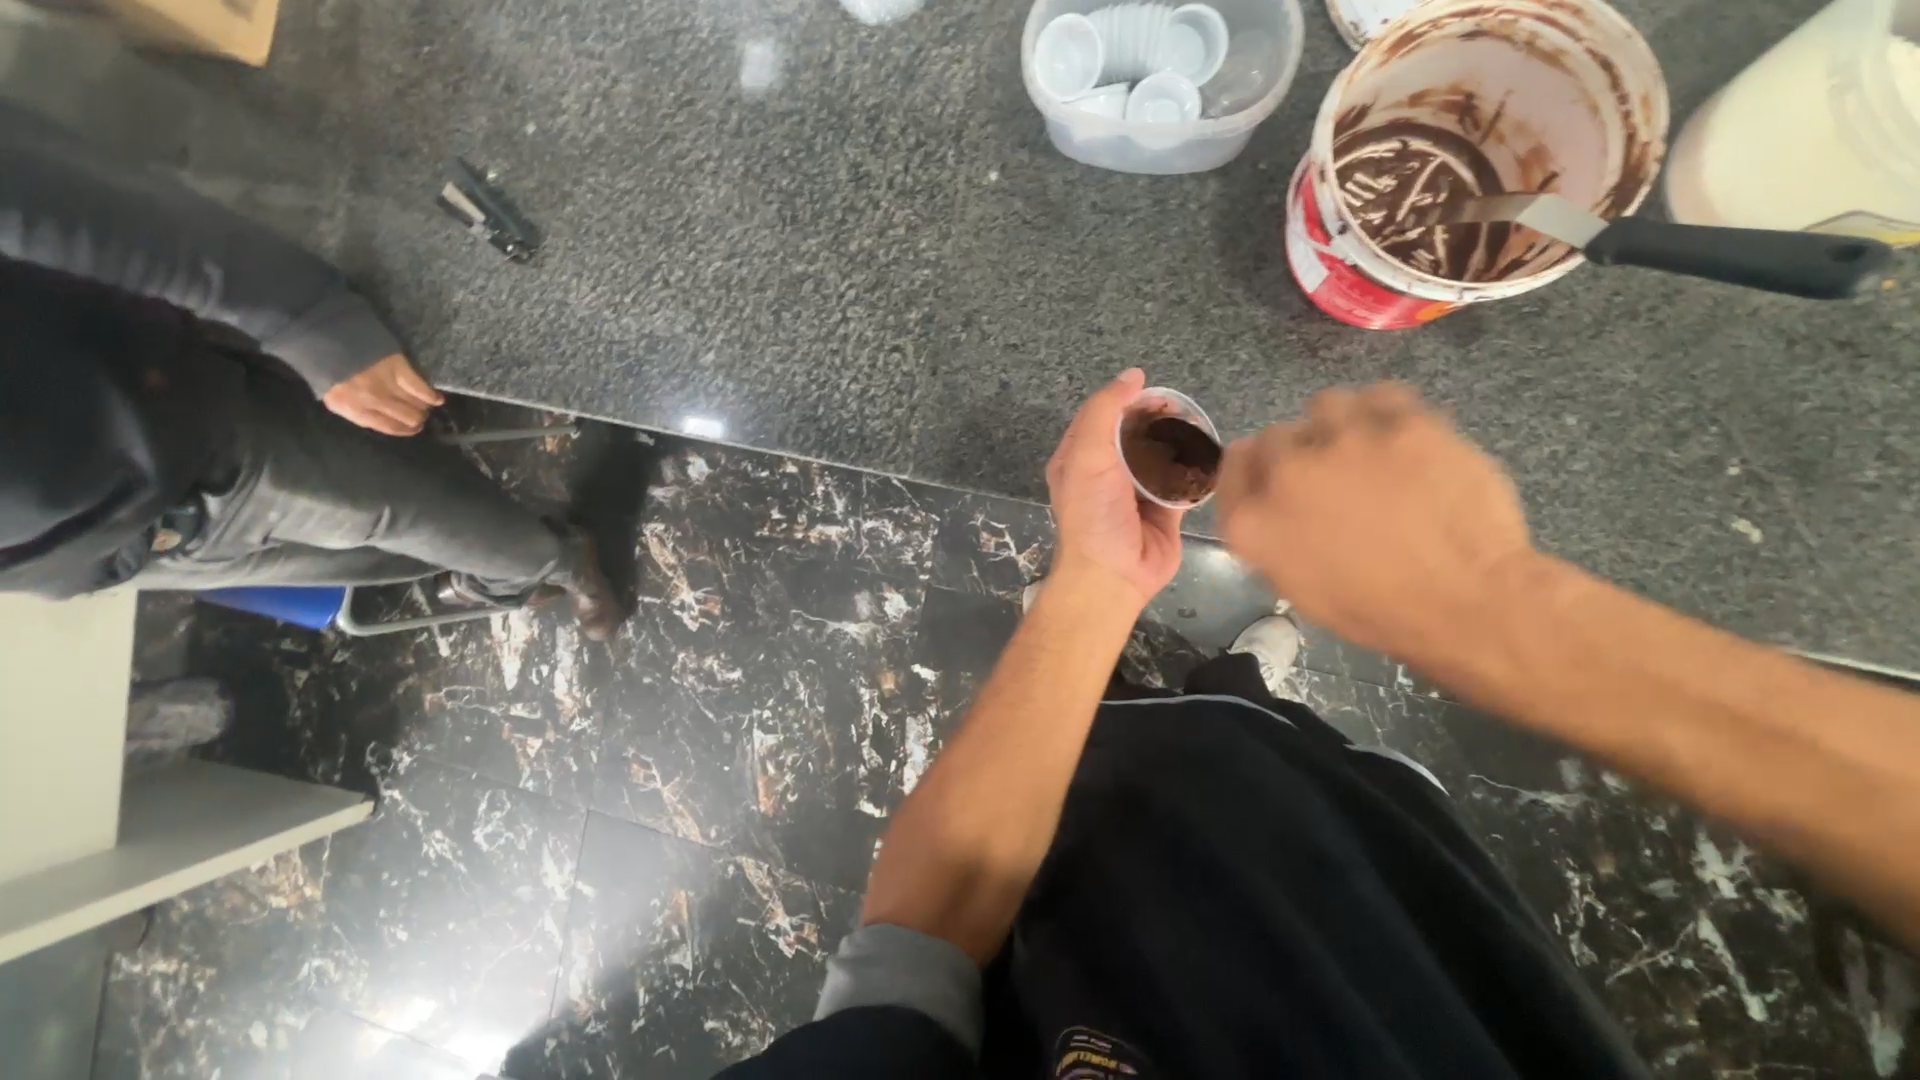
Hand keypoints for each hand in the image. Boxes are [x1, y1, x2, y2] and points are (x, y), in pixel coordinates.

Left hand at [322, 354, 444, 435]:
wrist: (320, 330)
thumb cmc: (323, 364)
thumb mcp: (333, 393)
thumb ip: (358, 407)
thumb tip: (385, 416)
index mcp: (351, 408)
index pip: (389, 427)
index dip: (405, 429)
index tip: (413, 427)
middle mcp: (371, 400)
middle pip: (407, 417)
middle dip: (417, 419)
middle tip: (421, 415)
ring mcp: (386, 384)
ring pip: (417, 405)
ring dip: (424, 407)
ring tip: (428, 405)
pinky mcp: (398, 368)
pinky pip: (420, 388)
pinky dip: (432, 396)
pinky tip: (437, 398)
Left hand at [1045, 369, 1184, 609]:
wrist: (1113, 573)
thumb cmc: (1094, 513)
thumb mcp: (1087, 454)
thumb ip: (1105, 411)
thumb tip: (1132, 376)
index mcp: (1079, 458)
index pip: (1102, 416)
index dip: (1125, 400)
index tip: (1153, 390)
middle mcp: (1106, 473)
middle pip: (1135, 434)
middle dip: (1156, 420)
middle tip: (1181, 408)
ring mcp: (1136, 492)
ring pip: (1161, 455)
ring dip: (1178, 441)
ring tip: (1199, 425)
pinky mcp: (1166, 509)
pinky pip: (1182, 481)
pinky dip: (1195, 469)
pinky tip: (1210, 452)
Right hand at [1215, 383, 1534, 657]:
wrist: (1463, 601)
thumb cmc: (1375, 609)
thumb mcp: (1295, 584)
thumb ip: (1269, 533)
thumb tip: (1274, 501)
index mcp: (1252, 519)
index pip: (1234, 463)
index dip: (1257, 469)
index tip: (1279, 479)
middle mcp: (1286, 471)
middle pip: (1276, 435)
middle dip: (1299, 454)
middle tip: (1335, 480)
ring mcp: (1344, 441)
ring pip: (1325, 406)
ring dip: (1339, 427)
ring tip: (1369, 453)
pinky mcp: (1402, 423)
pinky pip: (1381, 395)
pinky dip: (1386, 413)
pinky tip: (1401, 439)